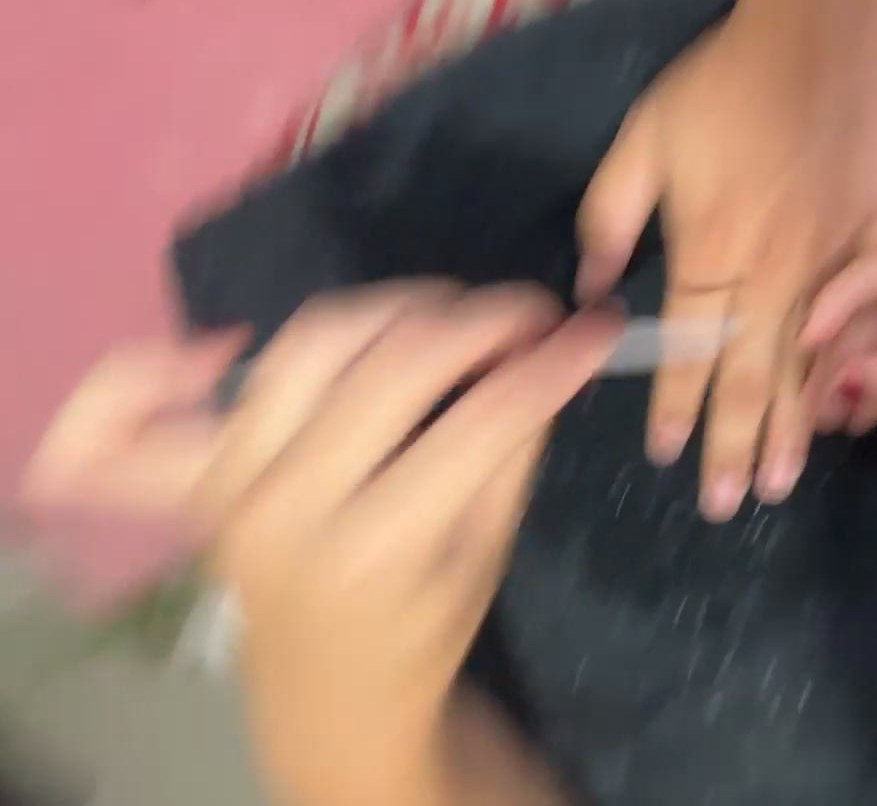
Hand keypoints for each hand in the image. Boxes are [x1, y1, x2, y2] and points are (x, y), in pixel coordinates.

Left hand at [31, 283, 621, 802]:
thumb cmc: (431, 618)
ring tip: (458, 313)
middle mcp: (284, 507)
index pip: (489, 418)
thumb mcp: (493, 541)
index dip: (557, 360)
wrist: (333, 687)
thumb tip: (551, 350)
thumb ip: (516, 439)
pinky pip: (158, 398)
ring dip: (405, 305)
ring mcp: (225, 484)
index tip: (602, 326)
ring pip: (315, 341)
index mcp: (379, 545)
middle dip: (489, 318)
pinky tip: (257, 345)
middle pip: (400, 363)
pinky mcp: (191, 474)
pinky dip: (189, 359)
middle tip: (540, 311)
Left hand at [577, 20, 876, 520]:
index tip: (665, 455)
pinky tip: (849, 406)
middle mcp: (775, 268)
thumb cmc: (732, 81)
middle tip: (727, 502)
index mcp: (712, 244)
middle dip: (735, 440)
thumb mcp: (648, 131)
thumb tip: (592, 284)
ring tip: (785, 479)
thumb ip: (613, 212)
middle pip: (750, 370)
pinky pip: (864, 319)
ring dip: (794, 424)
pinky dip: (853, 367)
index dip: (674, 403)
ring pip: (808, 358)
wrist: (830, 39)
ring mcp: (834, 261)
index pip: (687, 345)